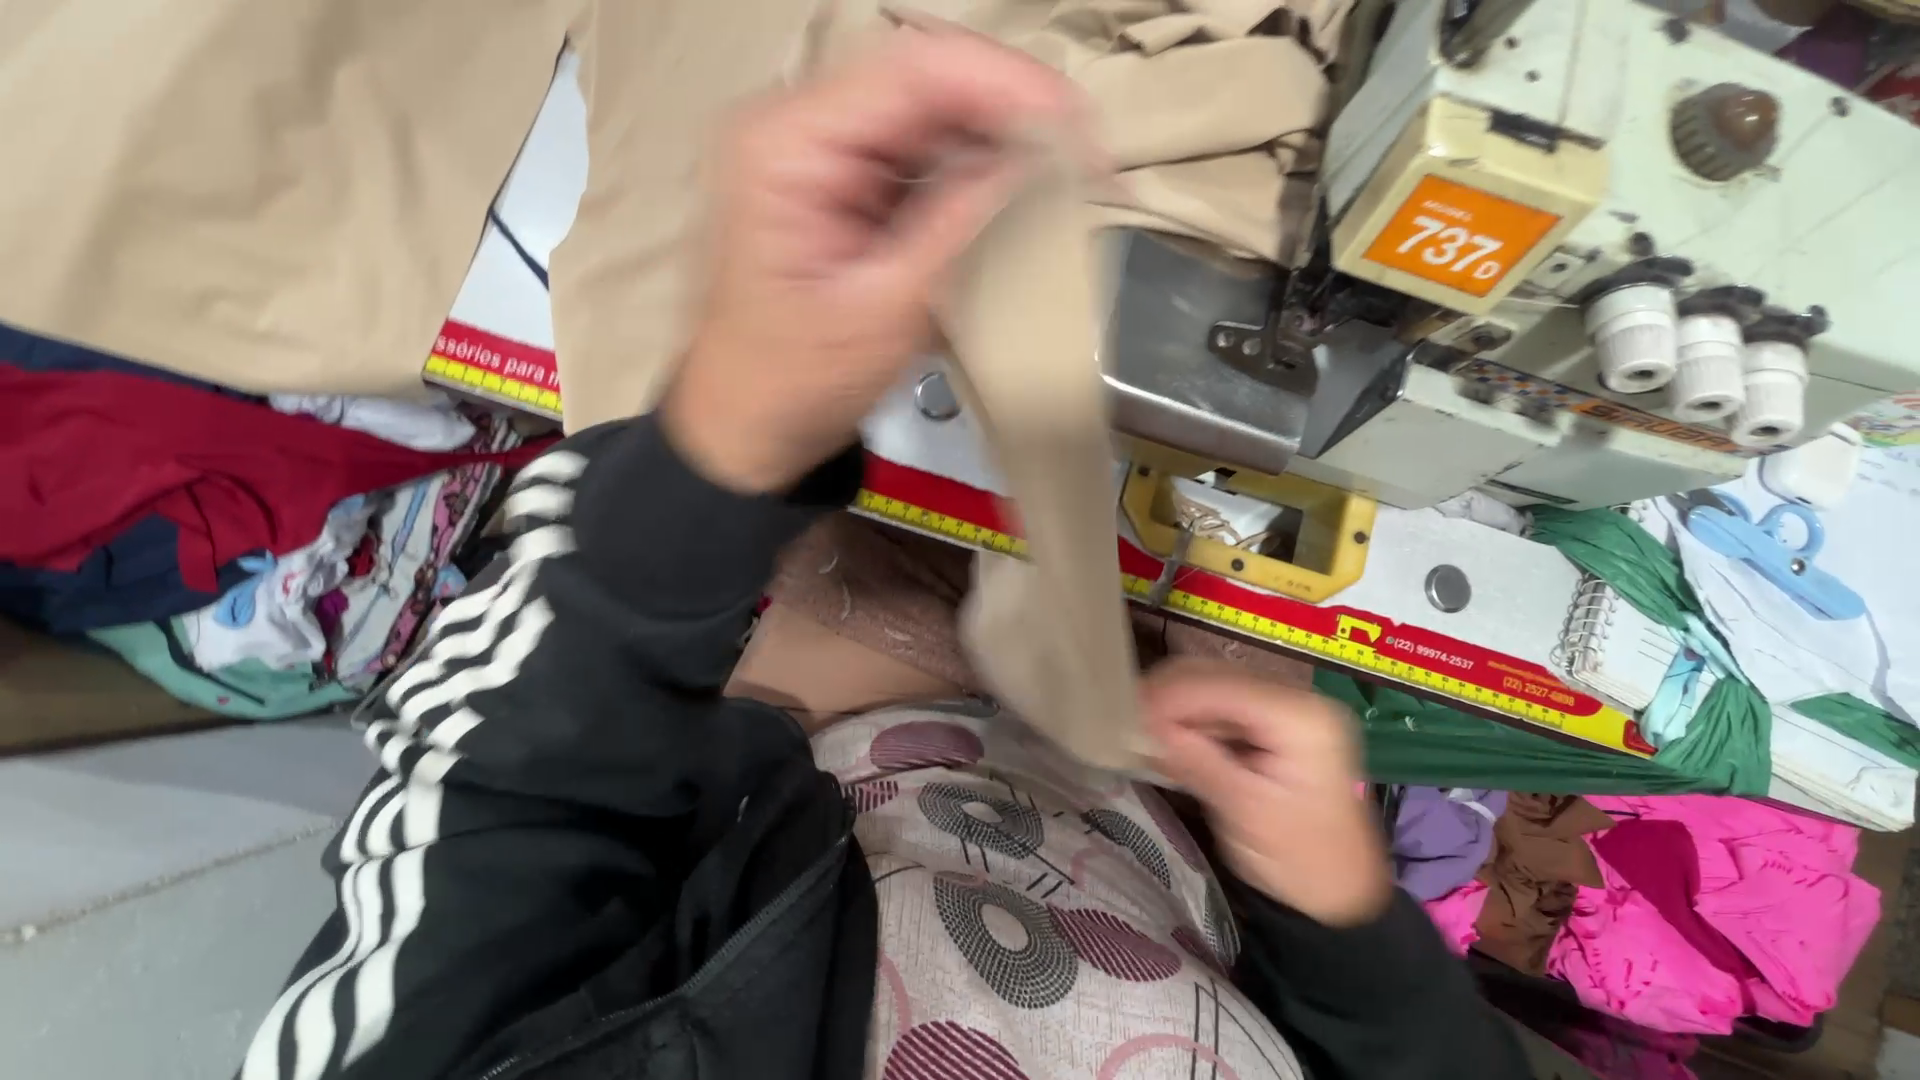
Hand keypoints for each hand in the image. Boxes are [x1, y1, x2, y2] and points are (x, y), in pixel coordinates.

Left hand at [660, 25, 1093, 493]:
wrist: (746, 427)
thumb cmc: (794, 386)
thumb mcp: (886, 312)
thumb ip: (962, 227)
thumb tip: (1041, 163)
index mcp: (788, 146)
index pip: (917, 71)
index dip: (1011, 88)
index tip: (1081, 136)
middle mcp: (798, 127)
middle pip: (927, 83)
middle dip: (1012, 119)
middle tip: (1084, 167)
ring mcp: (819, 154)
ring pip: (932, 117)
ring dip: (999, 148)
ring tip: (1059, 189)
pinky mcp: (840, 185)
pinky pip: (921, 158)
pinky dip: (972, 178)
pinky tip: (1010, 206)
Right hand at [1143, 663, 1391, 926]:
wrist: (1338, 896)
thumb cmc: (1298, 861)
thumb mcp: (1243, 810)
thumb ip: (1195, 758)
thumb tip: (1141, 724)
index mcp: (1300, 716)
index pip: (1220, 685)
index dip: (1168, 697)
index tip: (1124, 717)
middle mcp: (1297, 699)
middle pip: (1214, 676)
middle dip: (1166, 698)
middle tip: (1126, 725)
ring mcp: (1286, 709)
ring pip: (1212, 687)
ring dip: (1174, 709)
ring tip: (1140, 735)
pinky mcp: (1274, 725)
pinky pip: (1220, 708)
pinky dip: (1190, 722)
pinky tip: (1166, 743)